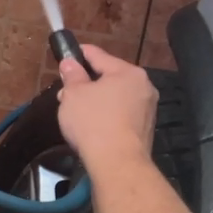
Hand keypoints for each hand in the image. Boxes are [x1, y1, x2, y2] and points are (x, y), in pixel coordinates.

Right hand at [56, 44, 157, 173]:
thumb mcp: (74, 94)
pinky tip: (90, 124)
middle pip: (108, 76)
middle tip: (66, 92)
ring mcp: (147, 107)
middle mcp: (143, 86)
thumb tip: (70, 63)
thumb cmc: (92, 120)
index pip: (99, 55)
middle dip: (86, 81)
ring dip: (95, 98)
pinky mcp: (144, 126)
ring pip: (114, 95)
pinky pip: (120, 111)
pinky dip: (105, 113)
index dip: (79, 53)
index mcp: (127, 72)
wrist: (116, 159)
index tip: (67, 52)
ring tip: (75, 111)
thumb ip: (72, 75)